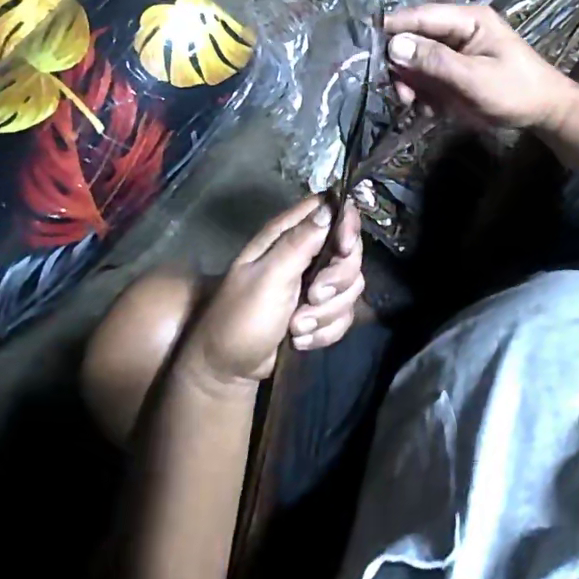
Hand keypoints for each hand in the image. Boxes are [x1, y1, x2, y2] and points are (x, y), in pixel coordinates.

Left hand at [177, 196, 364, 391]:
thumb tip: (329, 209)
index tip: (344, 248)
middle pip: (349, 250)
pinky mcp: (320, 310)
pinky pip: (343, 313)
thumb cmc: (241, 317)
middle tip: (313, 296)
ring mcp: (314, 283)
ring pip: (349, 286)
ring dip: (326, 312)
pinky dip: (325, 331)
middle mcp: (305, 253)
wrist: (228, 370)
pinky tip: (300, 339)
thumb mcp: (269, 278)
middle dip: (338, 280)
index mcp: (287, 235)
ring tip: (296, 327)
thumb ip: (300, 242)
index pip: (330, 209)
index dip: (346, 223)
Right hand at [384, 4, 578, 130]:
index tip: (368, 48)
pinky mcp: (454, 70)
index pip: (420, 16)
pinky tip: (431, 110)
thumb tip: (394, 45)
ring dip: (412, 83)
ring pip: (416, 60)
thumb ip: (436, 62)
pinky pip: (426, 76)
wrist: (545, 113)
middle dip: (403, 66)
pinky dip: (423, 93)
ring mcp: (455, 50)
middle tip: (403, 94)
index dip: (393, 29)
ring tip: (418, 106)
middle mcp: (458, 29)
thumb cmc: (516, 91)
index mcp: (467, 20)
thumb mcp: (475, 78)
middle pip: (414, 38)